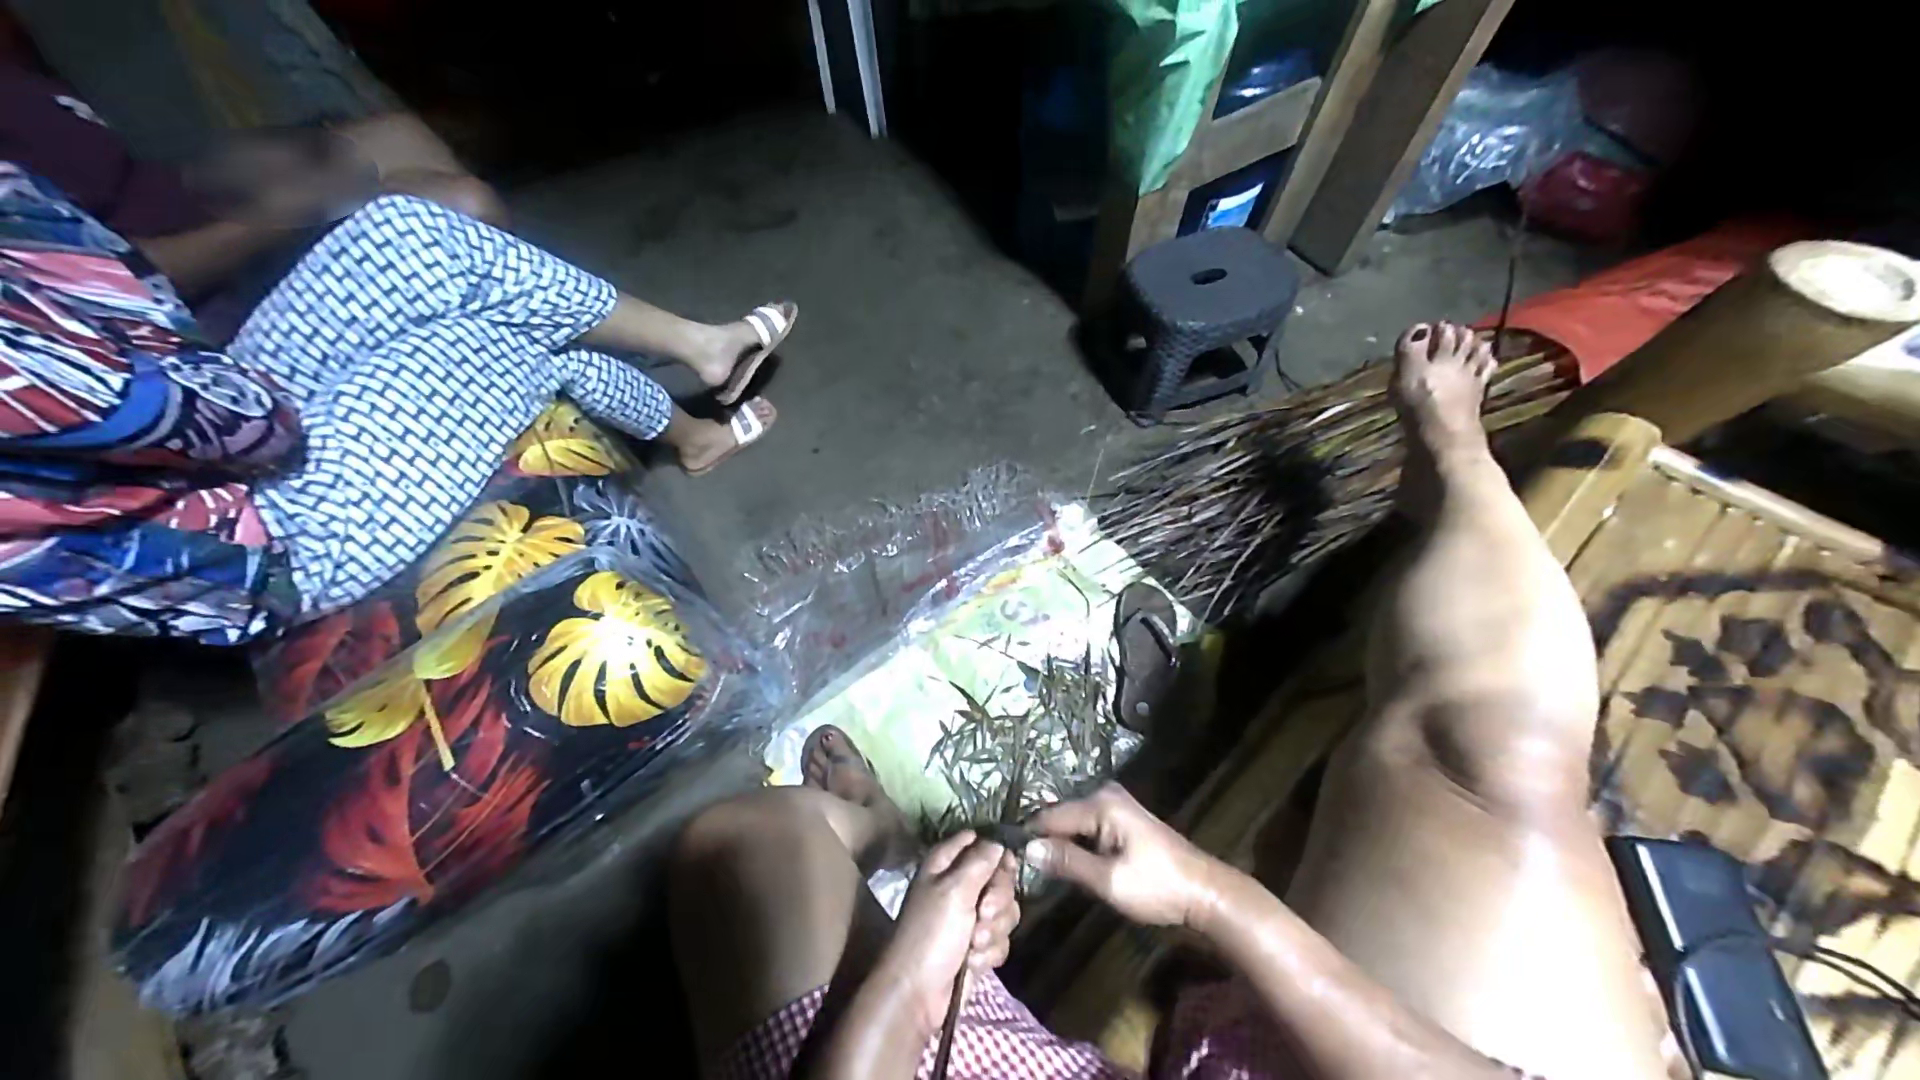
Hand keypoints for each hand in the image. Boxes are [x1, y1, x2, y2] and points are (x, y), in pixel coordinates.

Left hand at [877, 831, 1020, 1030]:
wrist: (918, 993)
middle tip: (981, 914)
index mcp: (947, 862)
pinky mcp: (977, 944)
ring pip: (1004, 910)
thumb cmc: (932, 933)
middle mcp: (959, 884)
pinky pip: (1000, 938)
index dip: (996, 853)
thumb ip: (981, 861)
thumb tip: (999, 842)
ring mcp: (969, 916)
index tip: (1001, 869)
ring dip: (993, 930)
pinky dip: (989, 951)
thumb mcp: (955, 889)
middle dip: (997, 900)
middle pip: (1000, 877)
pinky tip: (972, 961)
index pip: (981, 842)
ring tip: (973, 944)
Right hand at [1025, 783, 1221, 927]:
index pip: (1049, 816)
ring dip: (1059, 842)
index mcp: (1100, 803)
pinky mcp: (1121, 816)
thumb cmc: (1157, 886)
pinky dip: (1075, 841)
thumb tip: (1027, 848)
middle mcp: (1104, 794)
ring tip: (1041, 866)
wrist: (1204, 891)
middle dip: (1043, 838)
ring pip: (1072, 821)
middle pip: (1060, 815)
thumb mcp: (1108, 880)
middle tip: (1023, 866)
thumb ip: (1066, 862)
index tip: (1008, 856)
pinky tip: (1069, 861)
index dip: (1028, 836)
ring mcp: (1114, 803)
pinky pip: (1086, 825)